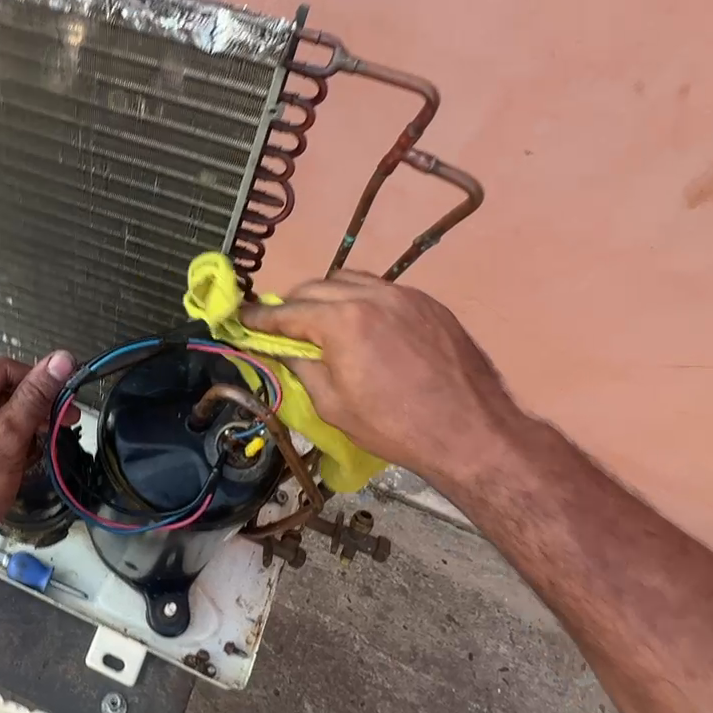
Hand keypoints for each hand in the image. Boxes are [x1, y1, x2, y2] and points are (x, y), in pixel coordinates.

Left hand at [0, 352, 74, 556]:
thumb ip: (36, 396)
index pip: (2, 370)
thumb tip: (63, 357)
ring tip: (33, 456)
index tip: (67, 405)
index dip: (39, 383)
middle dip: (28, 412)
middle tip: (59, 430)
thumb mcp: (7, 438)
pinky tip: (10, 465)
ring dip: (14, 431)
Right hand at [241, 271, 527, 486]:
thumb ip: (301, 367)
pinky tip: (363, 325)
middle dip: (292, 304)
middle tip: (281, 326)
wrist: (472, 432)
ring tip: (322, 322)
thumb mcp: (333, 405)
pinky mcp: (428, 303)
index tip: (240, 317)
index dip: (259, 317)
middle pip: (315, 287)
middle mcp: (371, 295)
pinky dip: (360, 300)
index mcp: (342, 322)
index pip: (287, 311)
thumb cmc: (395, 426)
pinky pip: (382, 289)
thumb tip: (282, 349)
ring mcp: (404, 295)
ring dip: (327, 296)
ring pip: (349, 280)